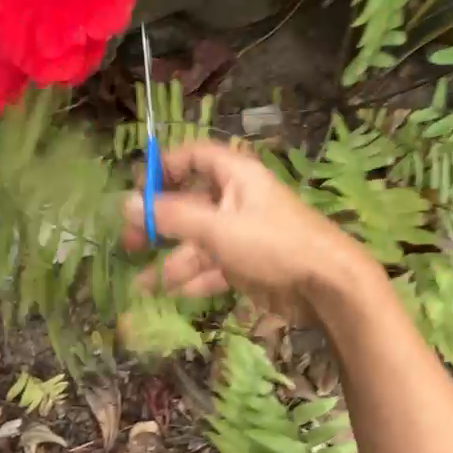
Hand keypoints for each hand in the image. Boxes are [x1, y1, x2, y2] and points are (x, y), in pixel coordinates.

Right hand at [121, 139, 382, 319]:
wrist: (327, 286)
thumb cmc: (274, 244)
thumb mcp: (217, 228)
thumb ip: (171, 217)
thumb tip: (125, 204)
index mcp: (236, 177)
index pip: (196, 157)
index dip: (166, 167)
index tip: (138, 188)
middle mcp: (237, 201)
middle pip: (189, 205)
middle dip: (159, 225)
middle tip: (130, 243)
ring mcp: (242, 236)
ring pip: (198, 244)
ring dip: (171, 263)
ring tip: (142, 285)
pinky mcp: (248, 266)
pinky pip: (213, 269)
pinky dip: (194, 281)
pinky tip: (173, 295)